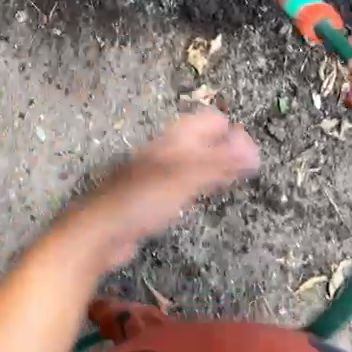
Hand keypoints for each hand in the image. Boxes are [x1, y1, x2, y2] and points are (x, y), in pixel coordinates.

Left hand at [60, 109, 259, 269]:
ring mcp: (152, 175)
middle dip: (220, 145)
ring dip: (208, 163)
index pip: (202, 122)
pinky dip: (195, 183)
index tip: (250, 146)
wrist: (101, 229)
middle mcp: (160, 154)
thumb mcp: (183, 179)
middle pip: (195, 140)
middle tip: (246, 157)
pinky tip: (196, 195)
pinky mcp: (148, 198)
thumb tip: (251, 148)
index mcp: (169, 143)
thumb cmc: (141, 200)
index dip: (227, 130)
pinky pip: (177, 183)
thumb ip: (217, 164)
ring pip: (186, 161)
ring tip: (229, 172)